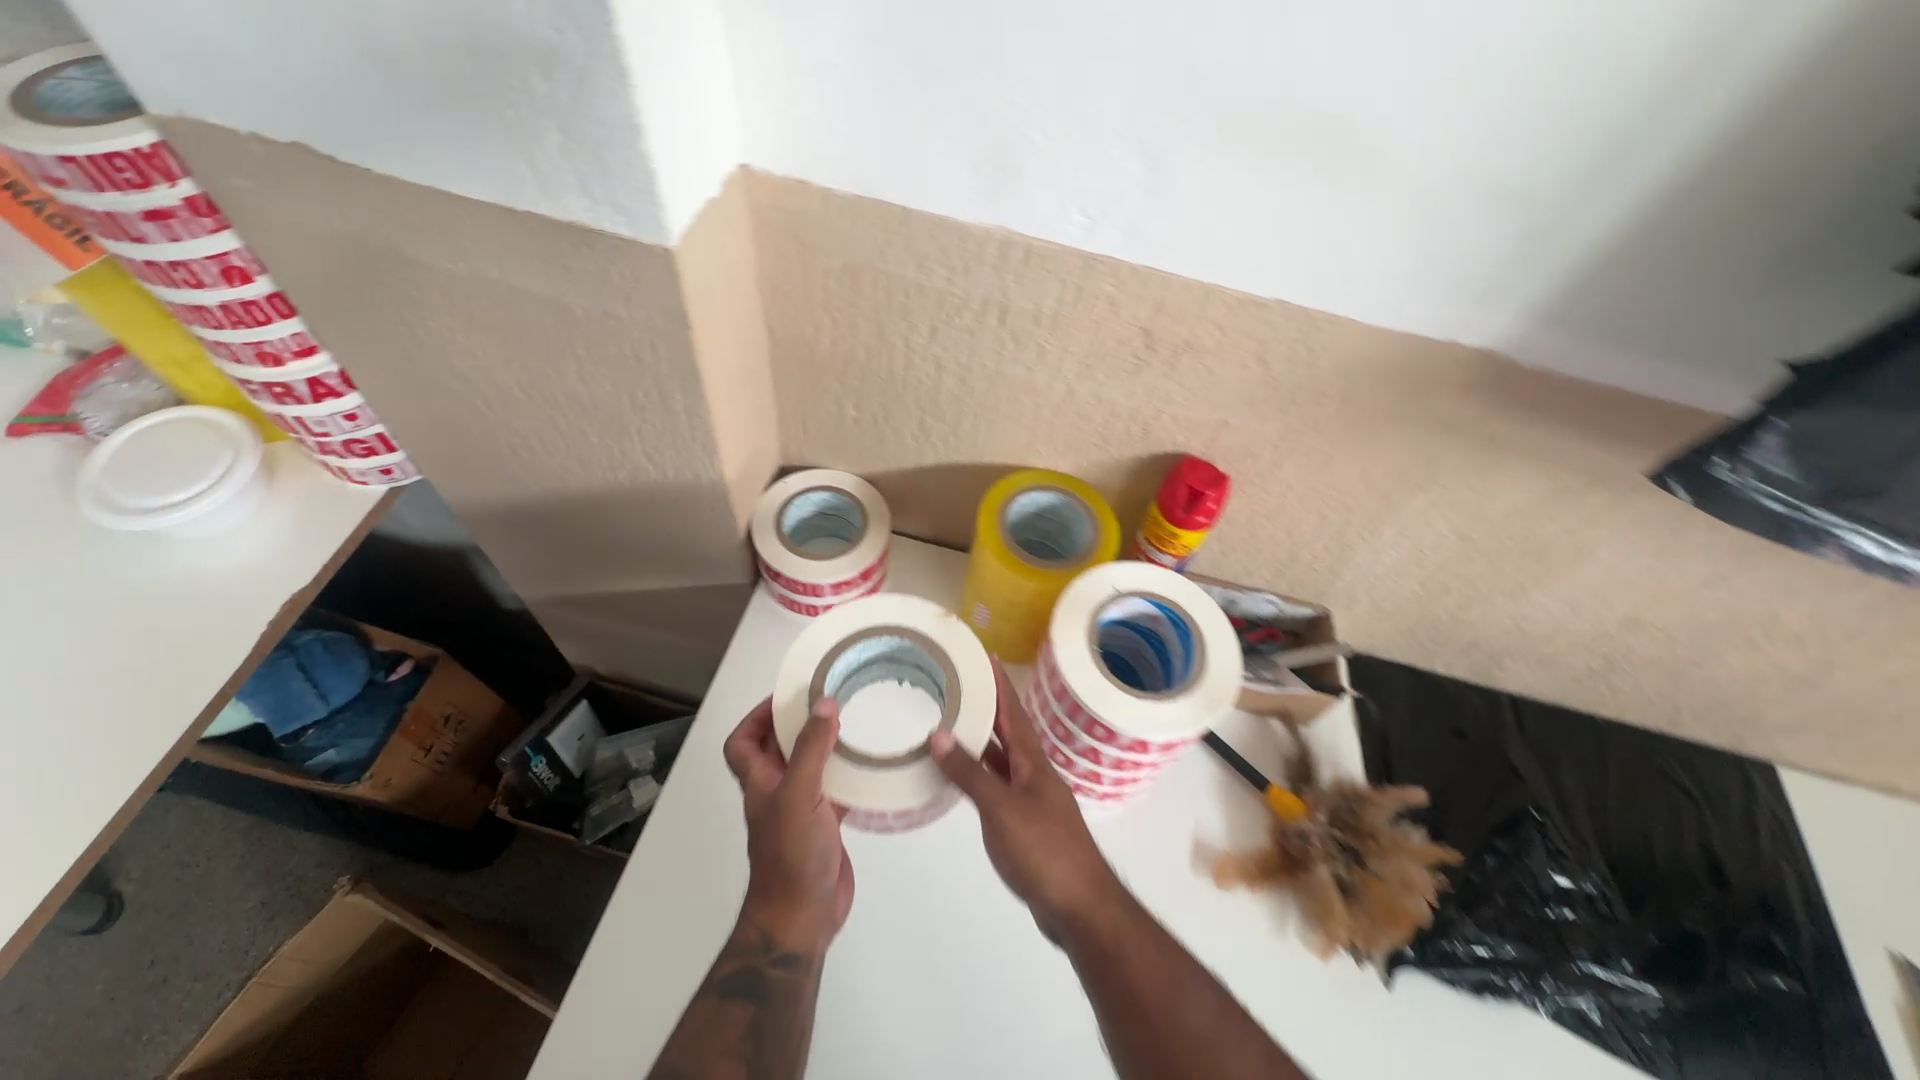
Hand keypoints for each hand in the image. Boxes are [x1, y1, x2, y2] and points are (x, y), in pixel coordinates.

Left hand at [723, 697, 854, 952]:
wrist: (802, 915)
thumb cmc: (791, 854)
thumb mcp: (799, 794)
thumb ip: (812, 749)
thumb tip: (824, 704)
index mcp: (760, 782)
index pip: (742, 742)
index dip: (756, 717)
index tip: (789, 697)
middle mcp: (777, 792)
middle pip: (779, 750)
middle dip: (799, 725)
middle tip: (831, 702)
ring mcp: (801, 811)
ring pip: (810, 769)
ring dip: (827, 748)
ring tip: (856, 725)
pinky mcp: (825, 827)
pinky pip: (836, 792)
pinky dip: (849, 778)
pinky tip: (871, 768)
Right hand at [930, 661, 1123, 941]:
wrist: (1079, 905)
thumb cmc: (1044, 850)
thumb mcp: (1001, 808)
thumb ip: (970, 773)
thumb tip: (939, 733)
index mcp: (1033, 763)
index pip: (1014, 713)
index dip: (1000, 685)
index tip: (986, 656)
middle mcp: (1034, 775)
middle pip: (1008, 734)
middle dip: (987, 709)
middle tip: (956, 687)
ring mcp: (1032, 802)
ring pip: (1002, 763)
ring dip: (980, 743)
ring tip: (951, 725)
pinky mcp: (1026, 827)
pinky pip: (998, 789)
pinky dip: (979, 777)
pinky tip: (962, 781)